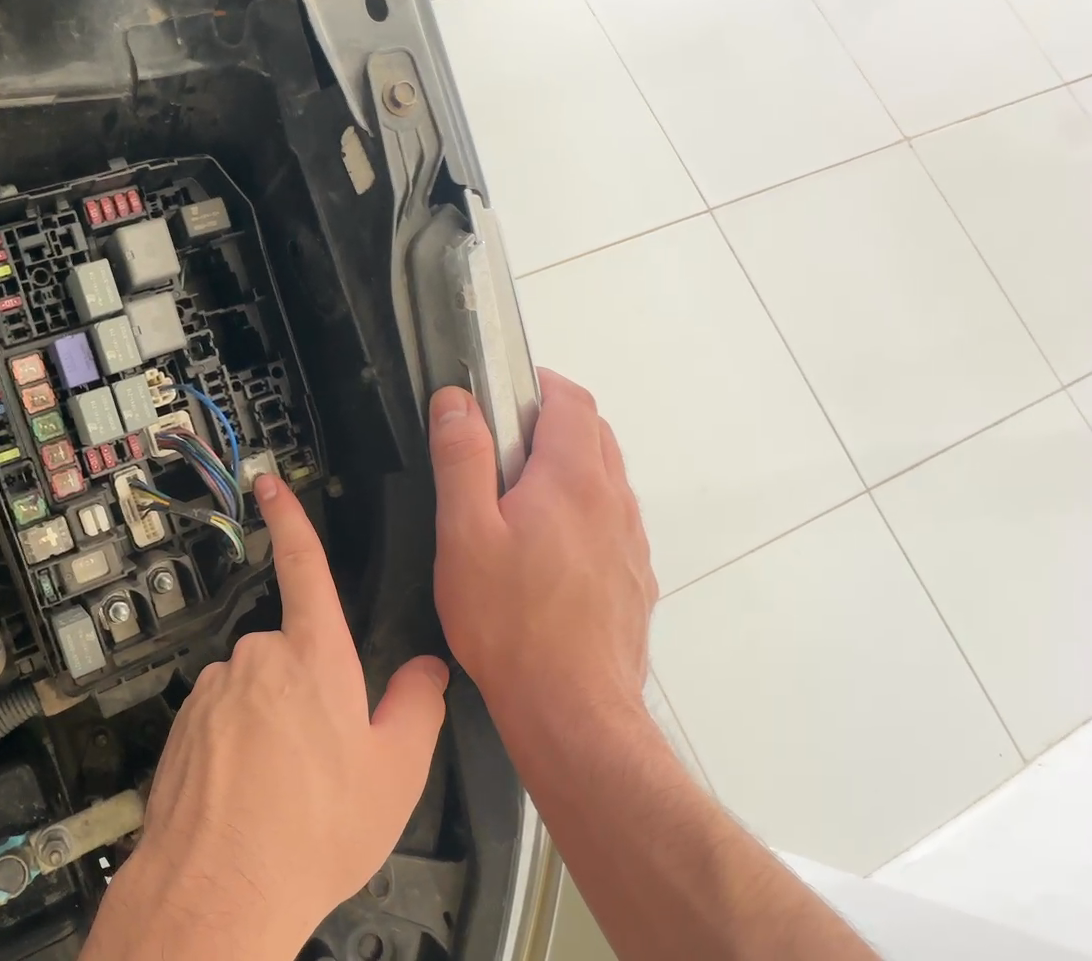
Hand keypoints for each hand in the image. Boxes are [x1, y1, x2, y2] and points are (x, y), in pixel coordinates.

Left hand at [83, 474, 449, 960]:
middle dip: (309, 690)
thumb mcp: (394, 773)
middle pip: (292, 652)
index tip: (270, 485)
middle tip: (324, 757)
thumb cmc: (311, 831)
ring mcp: (216, 688)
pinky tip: (252, 791)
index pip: (303, 566)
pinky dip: (239, 743)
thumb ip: (416, 705)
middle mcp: (258, 660)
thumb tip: (427, 670)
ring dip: (272, 723)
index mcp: (313, 658)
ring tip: (287, 785)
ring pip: (257, 688)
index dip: (289, 519)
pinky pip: (223, 716)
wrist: (220, 884)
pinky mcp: (186, 718)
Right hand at [428, 371, 658, 724]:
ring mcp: (631, 543)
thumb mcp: (465, 533)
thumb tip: (457, 400)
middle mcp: (614, 502)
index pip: (572, 401)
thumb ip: (463, 460)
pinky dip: (581, 512)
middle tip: (498, 446)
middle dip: (551, 423)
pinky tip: (545, 554)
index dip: (539, 384)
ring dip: (567, 468)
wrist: (571, 708)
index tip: (501, 392)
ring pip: (605, 481)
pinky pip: (610, 523)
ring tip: (516, 502)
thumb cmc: (507, 617)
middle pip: (594, 435)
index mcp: (574, 479)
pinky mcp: (634, 580)